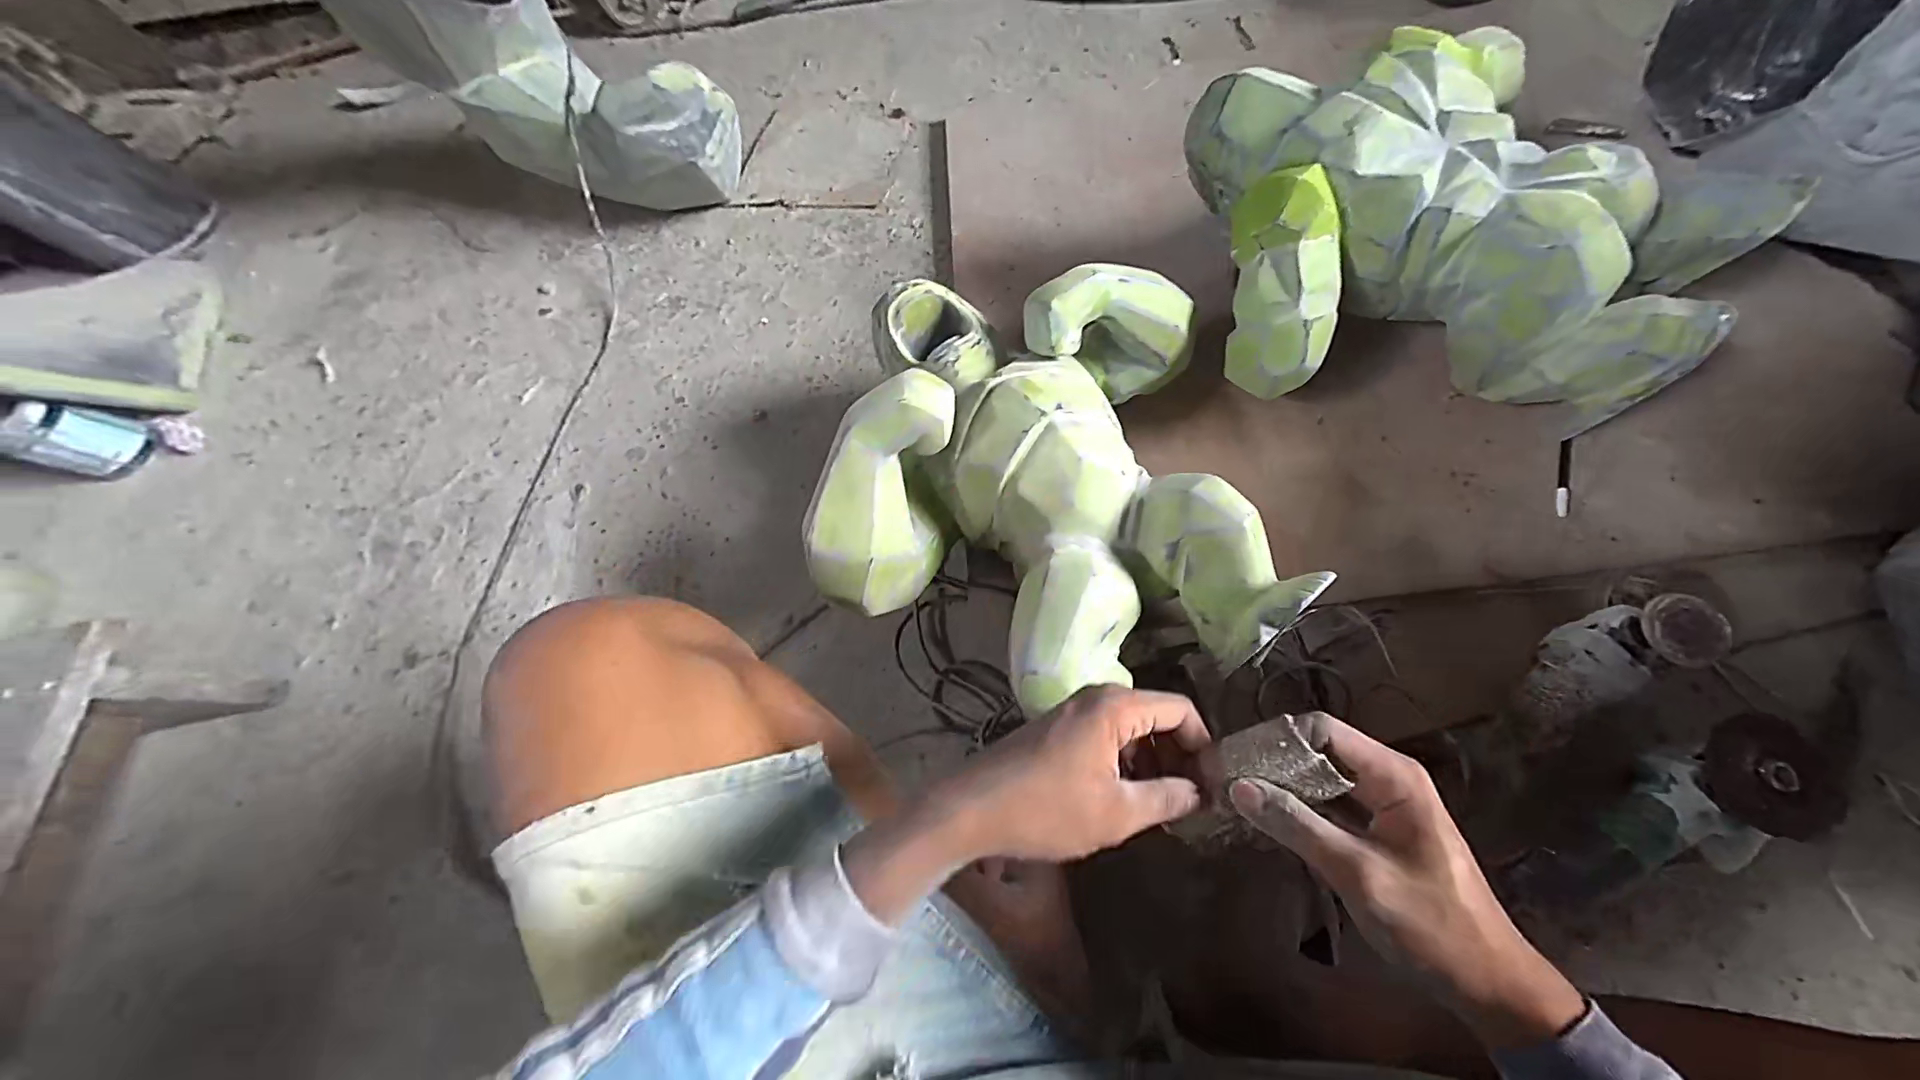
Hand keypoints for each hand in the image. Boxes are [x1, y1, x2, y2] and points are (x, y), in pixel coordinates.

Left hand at [843, 686, 1210, 923]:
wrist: (972, 807)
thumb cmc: (1047, 809)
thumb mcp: (1117, 813)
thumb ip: (1167, 798)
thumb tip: (1198, 792)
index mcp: (1115, 706)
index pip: (1181, 710)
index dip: (1204, 746)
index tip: (1213, 786)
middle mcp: (1095, 696)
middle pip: (1156, 715)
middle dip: (1178, 755)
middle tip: (1192, 800)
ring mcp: (1072, 710)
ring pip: (1130, 727)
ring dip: (1151, 761)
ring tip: (1161, 805)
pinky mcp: (1057, 728)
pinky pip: (1105, 735)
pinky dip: (1124, 760)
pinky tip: (1124, 796)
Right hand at [1228, 712, 1585, 1048]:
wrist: (1489, 983)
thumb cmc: (1431, 924)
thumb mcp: (1358, 873)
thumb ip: (1297, 826)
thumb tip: (1239, 787)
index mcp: (1394, 775)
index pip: (1322, 730)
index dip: (1276, 739)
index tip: (1237, 760)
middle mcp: (1387, 777)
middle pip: (1317, 748)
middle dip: (1272, 760)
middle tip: (1227, 775)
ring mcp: (1382, 801)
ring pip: (1319, 775)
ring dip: (1280, 783)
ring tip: (1236, 792)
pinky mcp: (1374, 826)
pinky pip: (1327, 801)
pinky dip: (1296, 805)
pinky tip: (1266, 815)